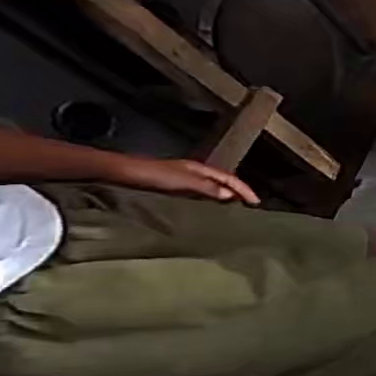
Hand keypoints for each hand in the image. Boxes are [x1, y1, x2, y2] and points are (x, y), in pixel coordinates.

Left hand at [107, 156, 258, 204]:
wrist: (118, 171)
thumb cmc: (152, 174)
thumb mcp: (183, 181)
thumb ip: (207, 188)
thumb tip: (230, 195)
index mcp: (200, 169)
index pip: (230, 179)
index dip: (245, 190)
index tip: (256, 203)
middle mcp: (194, 171)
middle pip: (223, 181)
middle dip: (238, 191)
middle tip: (248, 205)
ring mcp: (182, 177)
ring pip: (211, 186)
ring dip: (224, 195)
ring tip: (232, 206)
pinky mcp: (172, 184)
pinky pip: (199, 191)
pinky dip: (209, 197)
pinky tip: (207, 205)